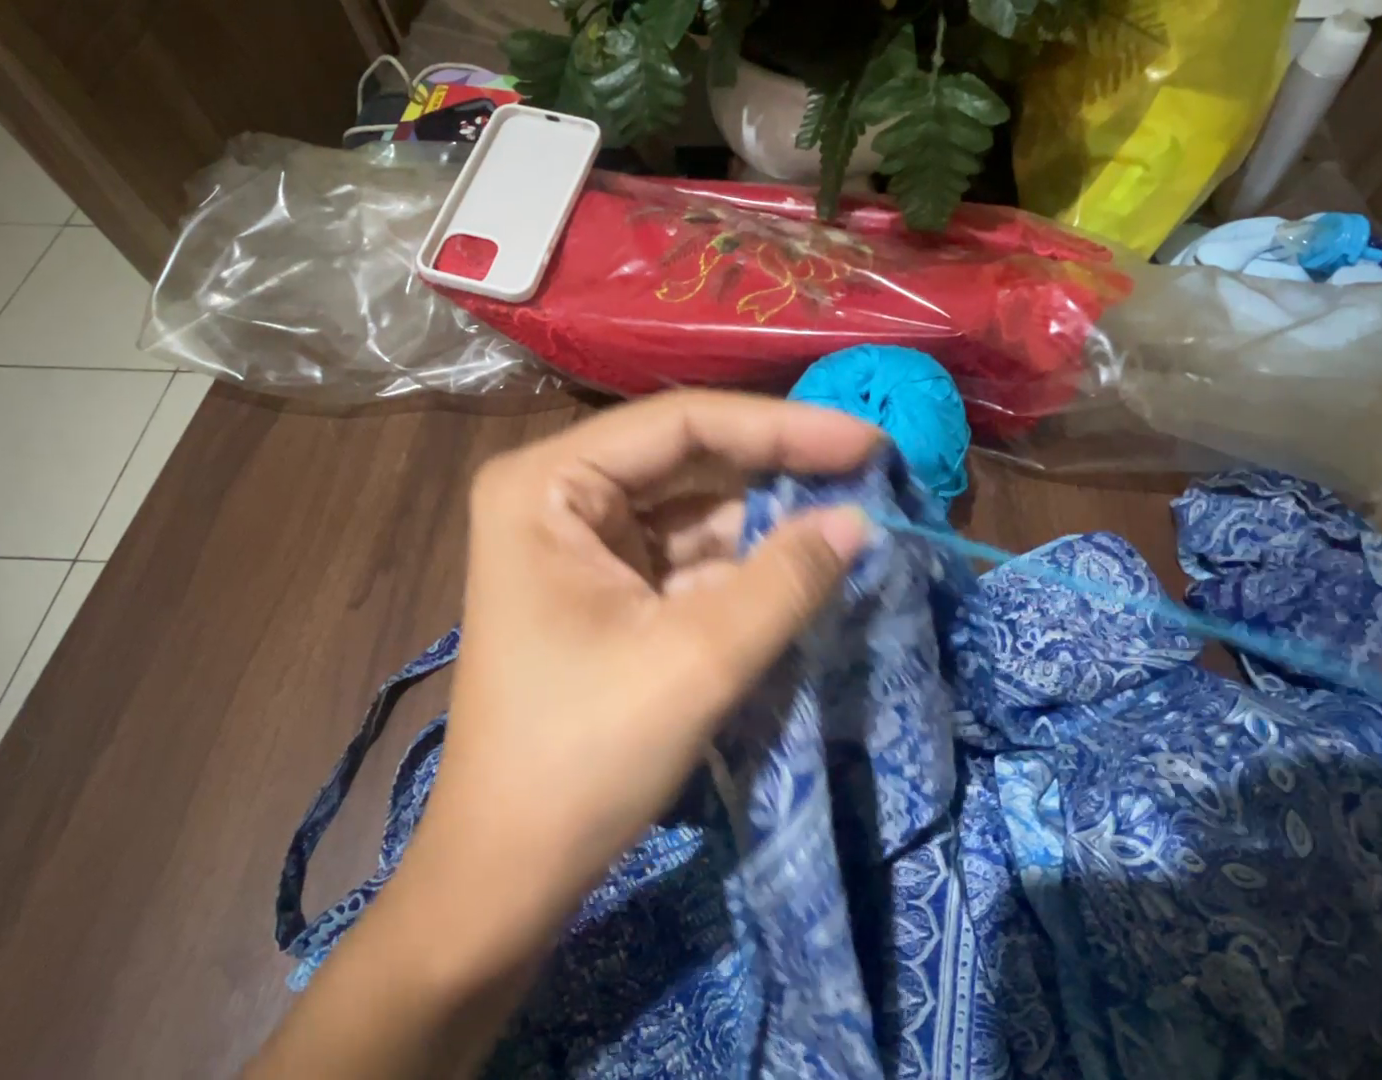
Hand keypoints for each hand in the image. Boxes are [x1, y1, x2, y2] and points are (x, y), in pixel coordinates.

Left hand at [246, 393, 878, 1079]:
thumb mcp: (696, 660)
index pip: (679, 423)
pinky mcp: (602, 594)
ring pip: (691, 513)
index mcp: (545, 486)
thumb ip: (785, 580)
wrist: (511, 867)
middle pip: (685, 461)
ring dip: (767, 525)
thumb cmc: (583, 756)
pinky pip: (684, 562)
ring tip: (853, 522)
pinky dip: (742, 569)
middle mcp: (553, 498)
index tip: (869, 444)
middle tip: (870, 475)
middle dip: (776, 471)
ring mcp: (577, 548)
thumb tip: (862, 521)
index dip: (782, 427)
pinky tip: (802, 570)